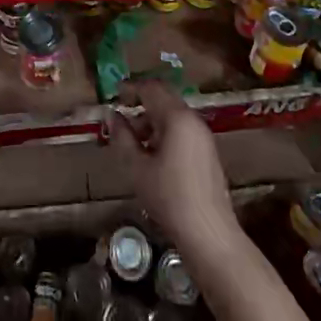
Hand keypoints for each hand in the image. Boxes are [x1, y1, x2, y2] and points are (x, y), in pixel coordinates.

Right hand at [105, 79, 236, 242]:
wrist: (208, 232)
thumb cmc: (169, 197)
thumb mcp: (137, 168)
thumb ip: (122, 138)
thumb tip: (112, 116)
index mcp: (177, 118)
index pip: (152, 88)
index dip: (131, 88)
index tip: (115, 95)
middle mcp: (193, 119)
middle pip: (164, 99)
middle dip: (141, 105)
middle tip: (121, 118)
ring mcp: (203, 135)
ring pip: (173, 116)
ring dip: (152, 121)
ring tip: (134, 142)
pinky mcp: (207, 151)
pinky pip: (183, 130)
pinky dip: (165, 133)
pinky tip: (153, 156)